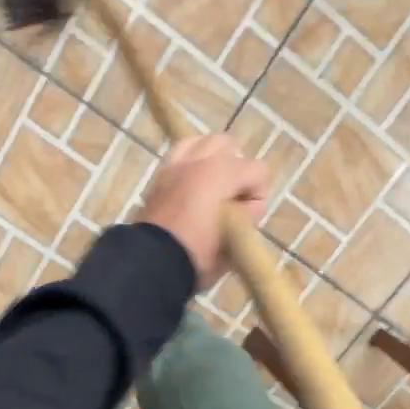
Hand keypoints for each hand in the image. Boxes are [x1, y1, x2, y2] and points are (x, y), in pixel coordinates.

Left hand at [134, 134, 270, 288]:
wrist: (150, 265)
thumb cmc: (196, 256)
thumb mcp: (233, 243)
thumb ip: (248, 218)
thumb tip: (249, 206)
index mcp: (222, 174)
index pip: (257, 171)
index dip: (258, 196)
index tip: (248, 219)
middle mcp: (199, 161)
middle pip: (230, 147)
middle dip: (237, 170)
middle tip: (231, 198)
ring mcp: (175, 166)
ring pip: (202, 143)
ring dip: (212, 160)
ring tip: (211, 186)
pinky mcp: (158, 177)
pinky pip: (178, 155)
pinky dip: (189, 164)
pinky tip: (190, 184)